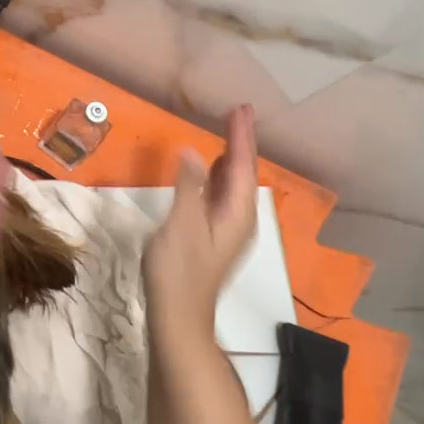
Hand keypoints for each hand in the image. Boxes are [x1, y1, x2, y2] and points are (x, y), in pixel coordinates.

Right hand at [144, 104, 259, 337]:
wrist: (179, 316)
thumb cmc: (178, 271)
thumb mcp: (180, 226)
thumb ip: (188, 187)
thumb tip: (191, 150)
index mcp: (237, 213)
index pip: (243, 166)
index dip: (241, 136)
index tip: (240, 108)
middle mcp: (241, 218)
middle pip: (244, 173)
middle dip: (240, 142)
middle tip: (235, 113)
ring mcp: (230, 228)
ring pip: (236, 184)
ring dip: (232, 157)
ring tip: (228, 133)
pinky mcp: (216, 235)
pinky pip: (225, 194)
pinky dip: (222, 174)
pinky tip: (213, 170)